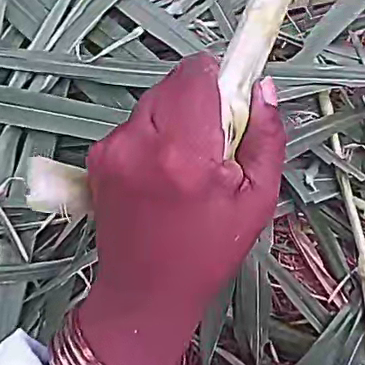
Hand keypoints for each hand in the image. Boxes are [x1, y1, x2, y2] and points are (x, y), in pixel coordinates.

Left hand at [79, 55, 285, 364]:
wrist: (146, 291)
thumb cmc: (209, 250)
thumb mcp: (258, 198)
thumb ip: (267, 137)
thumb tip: (265, 88)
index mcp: (186, 152)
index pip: (196, 73)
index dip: (217, 78)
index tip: (229, 101)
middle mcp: (141, 142)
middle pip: (173, 83)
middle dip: (197, 100)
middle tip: (211, 142)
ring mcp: (112, 148)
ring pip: (152, 102)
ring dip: (173, 117)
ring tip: (184, 163)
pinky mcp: (97, 157)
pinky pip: (133, 124)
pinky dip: (150, 136)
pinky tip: (160, 173)